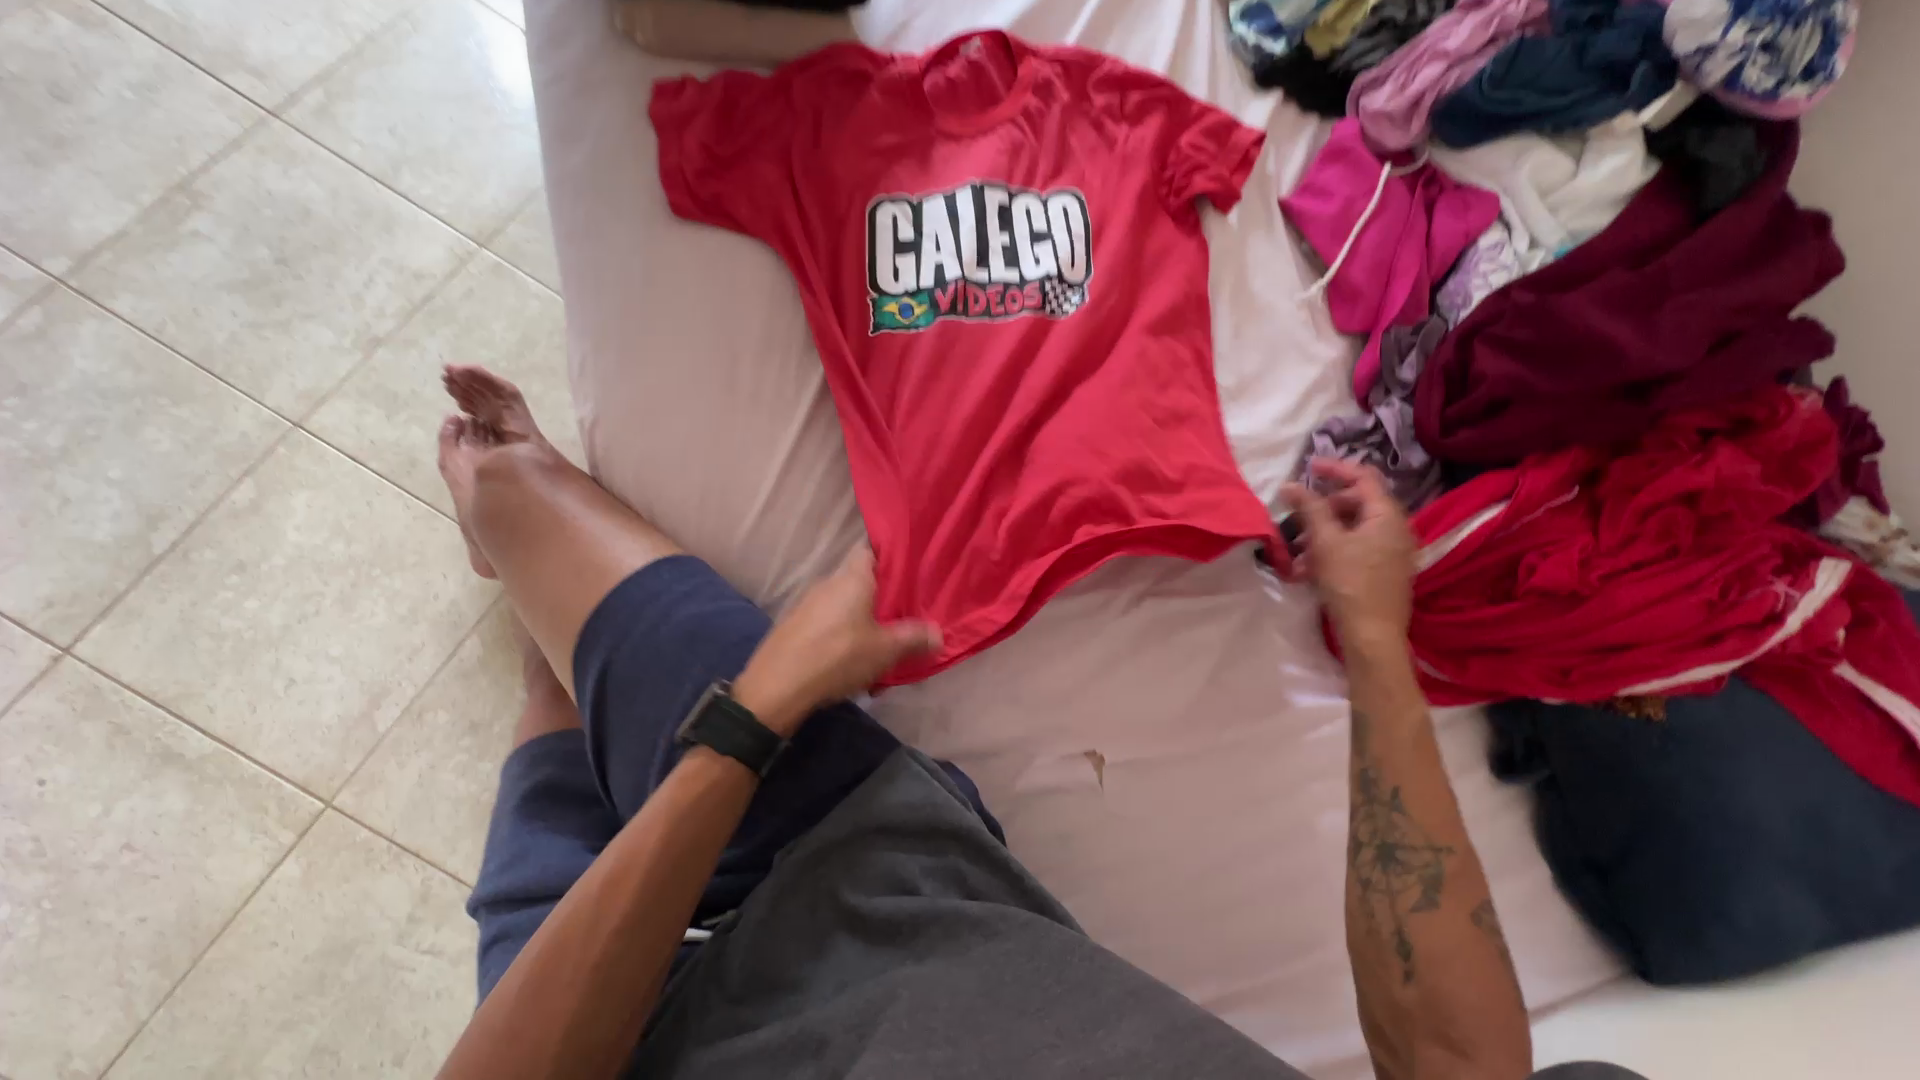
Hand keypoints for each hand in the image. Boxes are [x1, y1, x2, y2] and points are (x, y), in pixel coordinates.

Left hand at [732, 545, 940, 736]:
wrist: (776, 687)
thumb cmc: (837, 656)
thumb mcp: (885, 650)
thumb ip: (914, 638)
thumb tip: (939, 634)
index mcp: (852, 578)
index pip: (872, 550)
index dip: (891, 557)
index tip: (911, 573)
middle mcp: (828, 583)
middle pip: (861, 581)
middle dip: (882, 598)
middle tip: (905, 617)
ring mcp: (807, 604)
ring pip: (845, 606)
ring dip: (863, 622)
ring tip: (882, 648)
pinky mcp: (794, 627)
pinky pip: (828, 624)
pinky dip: (843, 637)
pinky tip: (853, 664)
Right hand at [1281, 459, 1415, 656]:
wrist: (1373, 636)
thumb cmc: (1351, 582)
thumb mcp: (1326, 542)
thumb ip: (1309, 508)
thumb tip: (1290, 485)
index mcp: (1387, 515)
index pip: (1363, 477)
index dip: (1335, 469)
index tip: (1307, 468)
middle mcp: (1396, 529)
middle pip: (1356, 504)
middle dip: (1322, 509)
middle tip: (1297, 520)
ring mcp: (1392, 552)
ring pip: (1352, 530)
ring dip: (1321, 535)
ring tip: (1296, 554)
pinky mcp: (1383, 571)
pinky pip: (1355, 550)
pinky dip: (1331, 552)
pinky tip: (1307, 572)